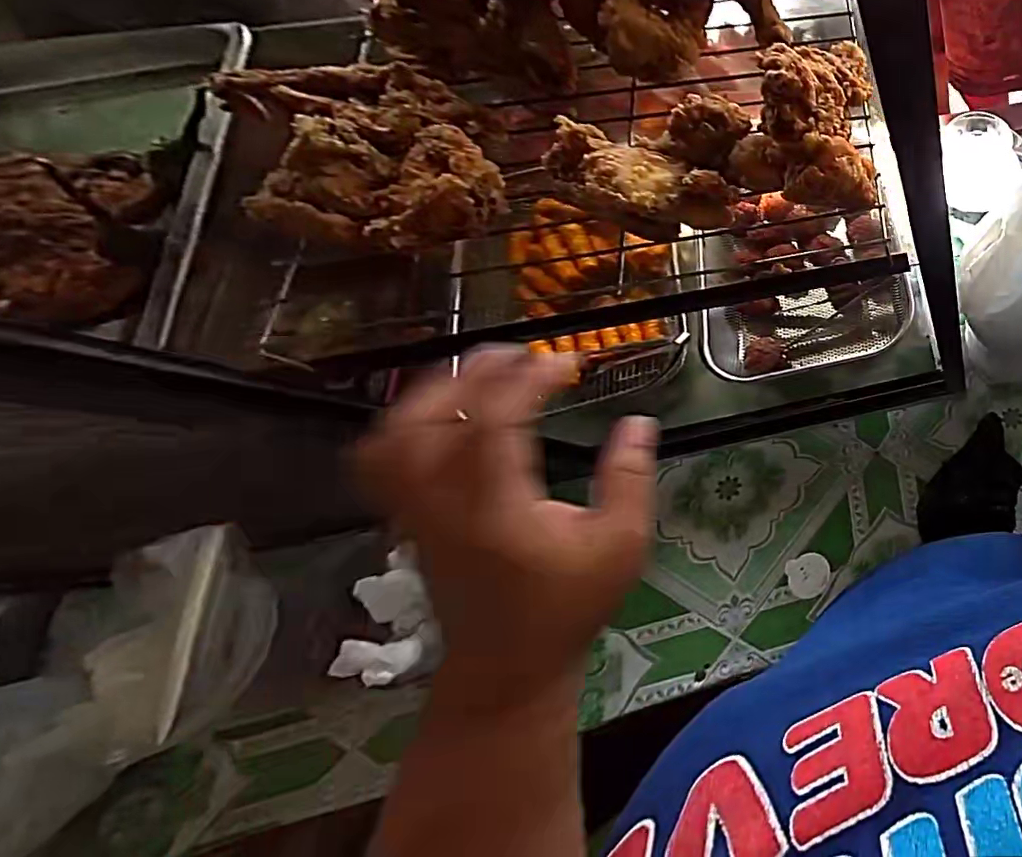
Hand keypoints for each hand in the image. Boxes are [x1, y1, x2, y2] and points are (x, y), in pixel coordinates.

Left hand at [354, 346, 658, 708]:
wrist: (507, 665)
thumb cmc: (569, 604)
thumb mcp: (621, 543)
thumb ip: (631, 479)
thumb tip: (638, 424)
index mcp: (498, 511)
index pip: (494, 425)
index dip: (528, 382)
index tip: (565, 363)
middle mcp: (444, 507)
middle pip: (426, 421)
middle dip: (473, 374)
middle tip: (519, 356)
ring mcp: (416, 514)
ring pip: (392, 437)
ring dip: (433, 392)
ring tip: (481, 372)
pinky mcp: (408, 520)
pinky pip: (383, 459)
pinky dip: (407, 421)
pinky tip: (445, 411)